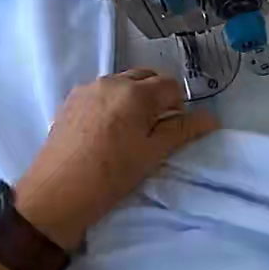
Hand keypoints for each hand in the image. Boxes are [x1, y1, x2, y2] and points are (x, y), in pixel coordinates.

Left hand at [15, 70, 219, 250]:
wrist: (58, 191)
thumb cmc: (110, 175)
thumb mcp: (151, 155)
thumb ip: (181, 131)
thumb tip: (210, 118)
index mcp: (136, 93)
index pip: (170, 85)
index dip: (177, 105)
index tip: (172, 128)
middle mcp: (110, 82)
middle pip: (144, 77)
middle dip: (155, 96)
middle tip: (154, 128)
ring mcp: (86, 89)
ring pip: (120, 83)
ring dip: (131, 98)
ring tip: (127, 131)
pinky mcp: (69, 101)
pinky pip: (98, 92)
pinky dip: (109, 103)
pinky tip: (103, 131)